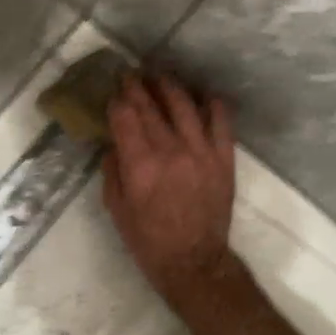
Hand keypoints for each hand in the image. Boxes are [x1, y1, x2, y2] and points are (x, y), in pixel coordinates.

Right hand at [102, 71, 237, 301]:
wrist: (193, 260)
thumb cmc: (147, 239)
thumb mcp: (116, 207)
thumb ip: (113, 170)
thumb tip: (115, 143)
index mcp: (140, 164)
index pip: (125, 117)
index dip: (117, 100)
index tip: (112, 92)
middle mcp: (170, 151)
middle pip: (150, 107)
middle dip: (137, 87)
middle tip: (130, 74)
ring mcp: (200, 151)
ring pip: (184, 105)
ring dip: (169, 86)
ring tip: (160, 76)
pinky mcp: (223, 158)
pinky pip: (221, 121)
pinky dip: (212, 104)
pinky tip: (203, 95)